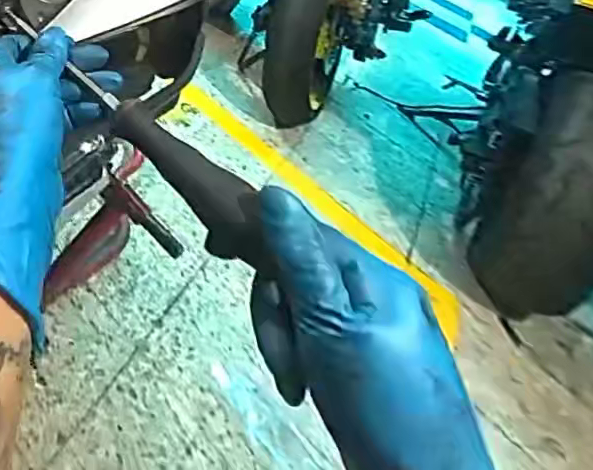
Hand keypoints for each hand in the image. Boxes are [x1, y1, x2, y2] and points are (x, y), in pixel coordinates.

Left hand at [0, 30, 120, 344]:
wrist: (20, 184)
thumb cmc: (15, 132)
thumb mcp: (38, 78)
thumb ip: (49, 54)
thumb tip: (54, 38)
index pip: (16, 44)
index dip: (47, 43)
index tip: (73, 43)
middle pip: (36, 68)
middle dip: (72, 66)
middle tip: (101, 62)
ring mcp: (11, 116)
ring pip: (49, 92)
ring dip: (81, 87)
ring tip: (109, 82)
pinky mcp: (29, 137)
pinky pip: (55, 116)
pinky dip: (78, 110)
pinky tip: (101, 107)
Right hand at [250, 187, 491, 469]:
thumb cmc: (377, 401)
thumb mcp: (328, 324)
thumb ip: (299, 257)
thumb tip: (273, 191)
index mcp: (376, 277)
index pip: (299, 229)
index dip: (256, 238)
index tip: (216, 251)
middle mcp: (377, 292)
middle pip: (293, 266)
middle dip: (272, 304)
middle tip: (274, 342)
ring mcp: (372, 326)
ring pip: (296, 301)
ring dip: (281, 334)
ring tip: (291, 374)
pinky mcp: (363, 355)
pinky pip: (310, 331)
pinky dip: (296, 352)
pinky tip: (301, 383)